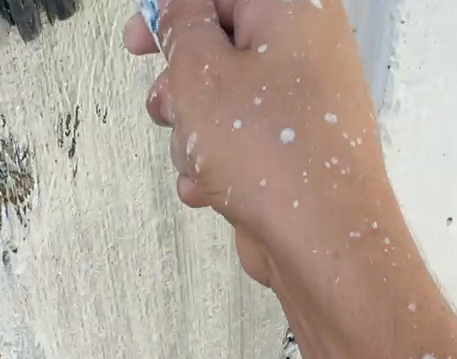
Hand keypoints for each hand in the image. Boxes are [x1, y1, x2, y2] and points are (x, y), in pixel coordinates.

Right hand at [122, 0, 396, 291]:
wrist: (318, 237)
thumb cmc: (270, 155)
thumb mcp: (202, 76)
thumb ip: (182, 27)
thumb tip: (178, 8)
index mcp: (290, 8)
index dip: (172, 10)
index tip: (138, 40)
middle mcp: (303, 49)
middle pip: (219, 47)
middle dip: (181, 84)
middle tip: (168, 109)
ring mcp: (300, 105)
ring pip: (221, 103)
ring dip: (193, 134)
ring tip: (196, 161)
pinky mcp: (291, 152)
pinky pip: (238, 144)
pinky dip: (215, 165)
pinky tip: (209, 190)